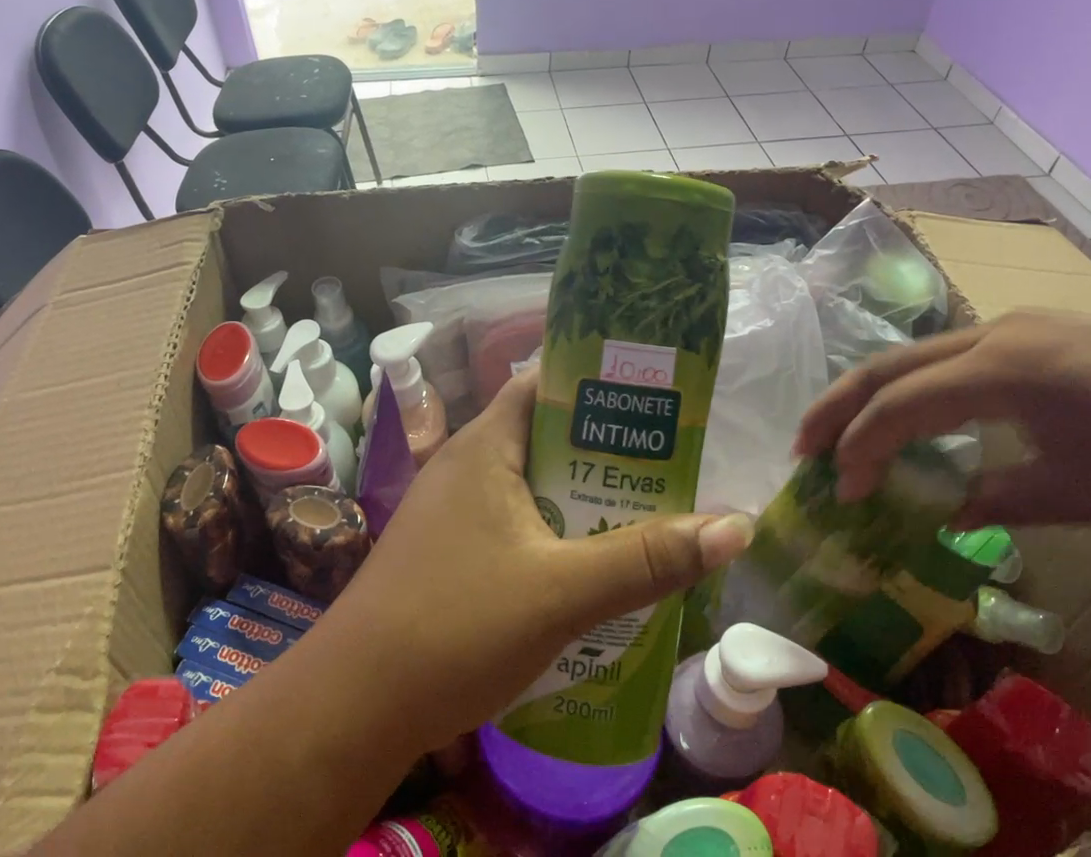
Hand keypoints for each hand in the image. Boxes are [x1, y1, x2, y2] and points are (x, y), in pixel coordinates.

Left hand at [311, 366, 753, 756]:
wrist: (354, 705)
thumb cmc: (455, 628)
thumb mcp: (561, 592)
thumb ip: (646, 559)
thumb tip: (736, 524)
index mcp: (484, 448)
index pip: (545, 385)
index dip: (600, 386)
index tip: (660, 403)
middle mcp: (464, 468)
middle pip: (546, 440)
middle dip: (607, 456)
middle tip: (673, 472)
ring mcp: (452, 515)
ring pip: (533, 490)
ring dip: (584, 503)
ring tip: (649, 520)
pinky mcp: (449, 556)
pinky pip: (515, 529)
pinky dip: (556, 539)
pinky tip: (592, 574)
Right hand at [795, 313, 1090, 534]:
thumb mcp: (1078, 496)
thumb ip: (990, 501)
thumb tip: (937, 515)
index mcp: (1001, 371)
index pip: (897, 406)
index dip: (857, 450)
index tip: (839, 494)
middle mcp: (998, 335)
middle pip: (888, 366)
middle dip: (837, 408)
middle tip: (803, 449)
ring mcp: (1023, 328)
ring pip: (918, 355)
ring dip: (873, 393)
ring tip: (844, 434)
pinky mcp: (1046, 335)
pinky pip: (954, 356)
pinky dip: (917, 387)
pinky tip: (918, 416)